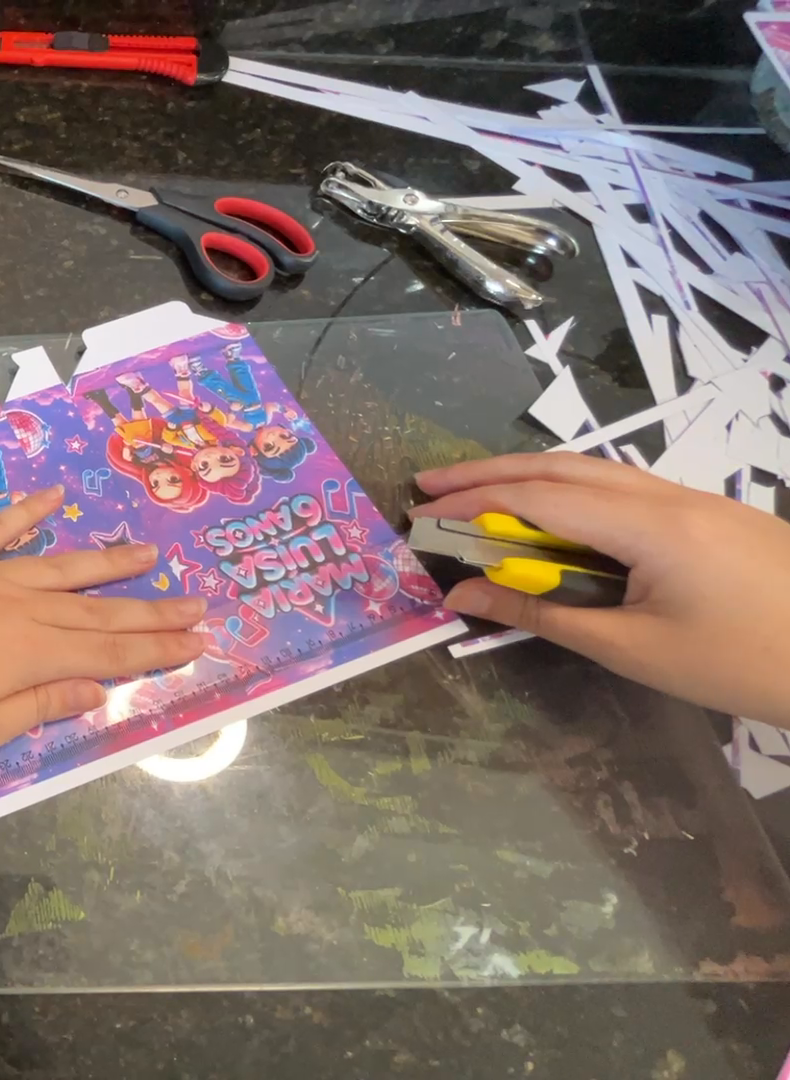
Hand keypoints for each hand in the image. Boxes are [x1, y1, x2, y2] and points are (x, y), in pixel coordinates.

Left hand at [0, 487, 206, 758]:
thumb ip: (38, 709)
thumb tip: (95, 695)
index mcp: (28, 654)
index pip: (108, 655)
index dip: (156, 652)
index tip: (198, 644)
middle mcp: (17, 606)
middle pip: (96, 611)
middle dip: (151, 612)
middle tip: (198, 605)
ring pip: (59, 566)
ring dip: (108, 563)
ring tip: (149, 555)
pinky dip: (25, 513)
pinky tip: (52, 498)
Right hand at [413, 453, 789, 726]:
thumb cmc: (746, 664)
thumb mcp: (629, 648)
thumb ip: (537, 613)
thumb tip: (458, 597)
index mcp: (653, 528)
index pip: (538, 498)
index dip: (472, 503)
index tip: (420, 517)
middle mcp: (673, 500)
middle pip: (561, 468)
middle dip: (487, 472)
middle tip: (428, 484)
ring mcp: (698, 504)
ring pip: (593, 471)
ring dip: (524, 475)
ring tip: (471, 490)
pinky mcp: (711, 518)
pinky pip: (620, 488)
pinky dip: (562, 489)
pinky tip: (543, 510)